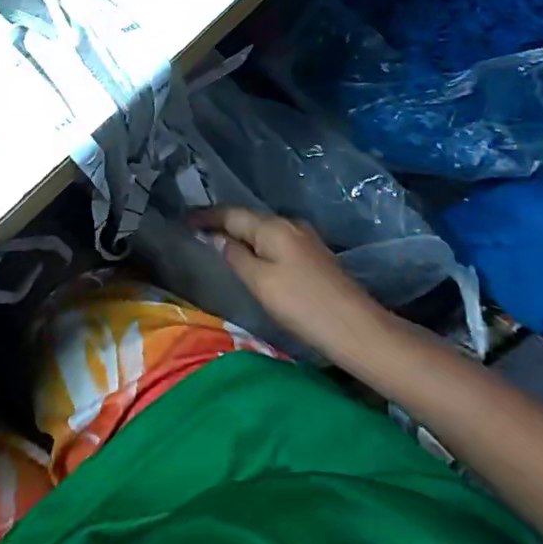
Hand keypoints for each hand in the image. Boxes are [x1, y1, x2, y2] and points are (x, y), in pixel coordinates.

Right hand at [191, 207, 392, 358]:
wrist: (359, 330)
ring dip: (240, 233)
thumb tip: (216, 238)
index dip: (205, 216)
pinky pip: (275, 241)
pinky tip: (250, 255)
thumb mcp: (260, 281)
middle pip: (247, 218)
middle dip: (222, 222)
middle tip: (196, 230)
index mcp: (272, 226)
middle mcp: (289, 224)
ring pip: (262, 229)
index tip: (183, 221)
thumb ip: (234, 255)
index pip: (230, 213)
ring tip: (218, 242)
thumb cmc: (303, 305)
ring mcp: (305, 239)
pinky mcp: (314, 255)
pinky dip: (256, 244)